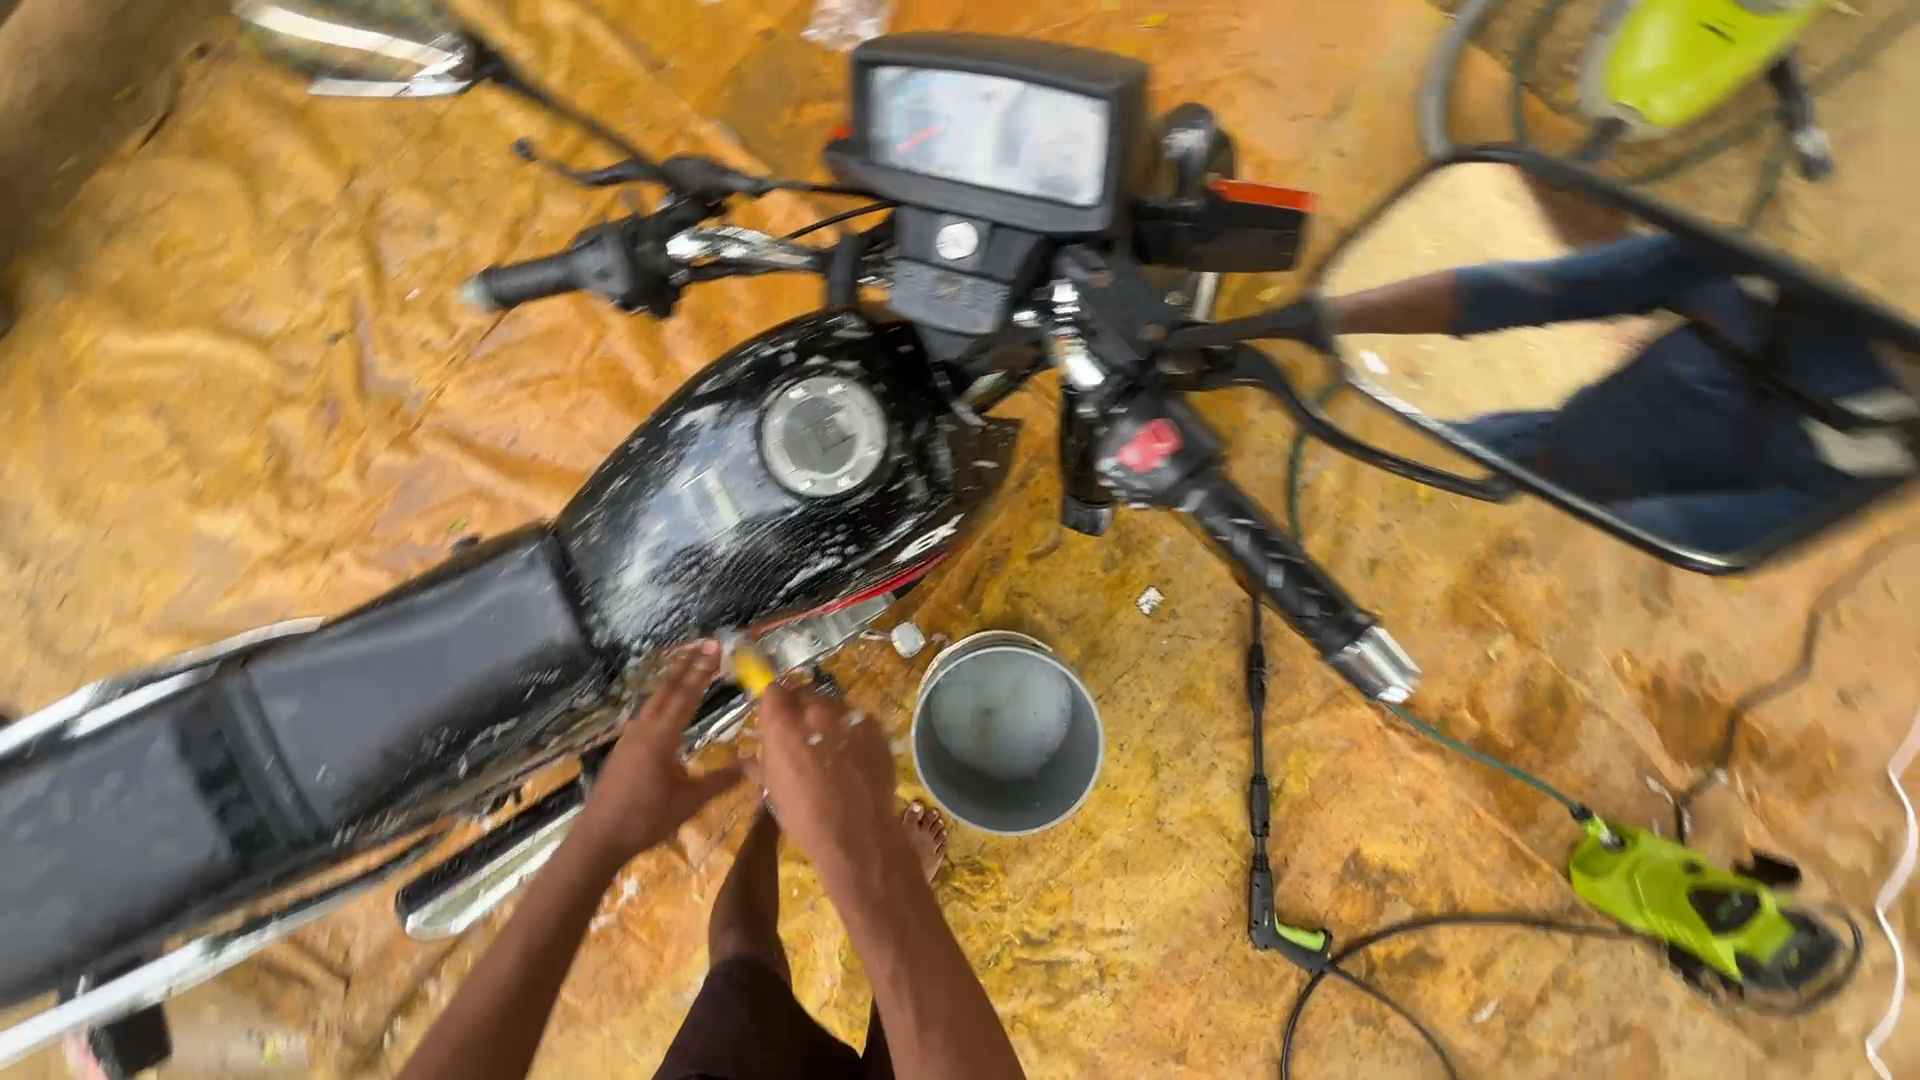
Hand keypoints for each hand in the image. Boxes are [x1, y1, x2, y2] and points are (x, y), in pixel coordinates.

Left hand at [574, 643, 742, 868]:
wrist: (597, 840)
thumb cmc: (645, 820)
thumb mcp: (690, 801)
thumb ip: (721, 780)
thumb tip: (754, 765)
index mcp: (661, 738)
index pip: (687, 696)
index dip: (702, 670)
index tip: (714, 647)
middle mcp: (643, 731)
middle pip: (667, 690)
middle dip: (687, 665)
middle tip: (704, 644)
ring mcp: (628, 740)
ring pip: (654, 702)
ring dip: (672, 682)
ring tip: (687, 666)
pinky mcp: (622, 751)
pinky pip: (645, 716)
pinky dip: (661, 702)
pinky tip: (665, 709)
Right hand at [745, 680, 896, 869]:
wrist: (858, 832)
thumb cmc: (806, 816)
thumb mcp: (772, 790)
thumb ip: (760, 763)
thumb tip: (747, 756)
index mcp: (783, 725)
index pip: (774, 691)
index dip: (776, 704)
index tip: (778, 718)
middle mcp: (815, 711)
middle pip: (805, 695)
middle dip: (802, 711)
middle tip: (805, 737)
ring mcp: (848, 715)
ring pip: (833, 705)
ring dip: (828, 720)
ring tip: (833, 748)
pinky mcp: (873, 725)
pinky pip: (856, 720)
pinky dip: (852, 732)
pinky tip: (854, 755)